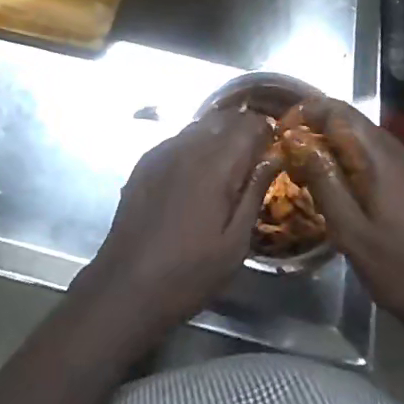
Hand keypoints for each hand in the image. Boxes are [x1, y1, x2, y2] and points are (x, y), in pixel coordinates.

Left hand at [85, 107, 281, 328]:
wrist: (127, 285)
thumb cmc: (189, 273)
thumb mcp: (234, 243)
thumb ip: (254, 193)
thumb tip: (272, 158)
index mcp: (215, 166)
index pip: (248, 125)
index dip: (266, 129)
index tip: (276, 143)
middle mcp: (188, 148)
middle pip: (222, 118)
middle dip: (243, 127)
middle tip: (256, 151)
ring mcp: (162, 152)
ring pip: (199, 126)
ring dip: (219, 134)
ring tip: (229, 161)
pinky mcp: (145, 162)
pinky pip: (178, 140)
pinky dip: (195, 144)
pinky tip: (197, 171)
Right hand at [282, 99, 403, 393]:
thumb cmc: (397, 266)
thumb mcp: (349, 228)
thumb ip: (322, 177)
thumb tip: (295, 138)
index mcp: (379, 153)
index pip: (335, 109)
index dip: (303, 113)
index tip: (280, 135)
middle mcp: (392, 148)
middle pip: (345, 118)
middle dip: (312, 129)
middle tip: (286, 155)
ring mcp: (402, 163)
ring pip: (355, 136)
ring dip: (327, 145)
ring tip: (301, 172)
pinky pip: (367, 153)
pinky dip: (344, 159)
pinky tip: (331, 188)